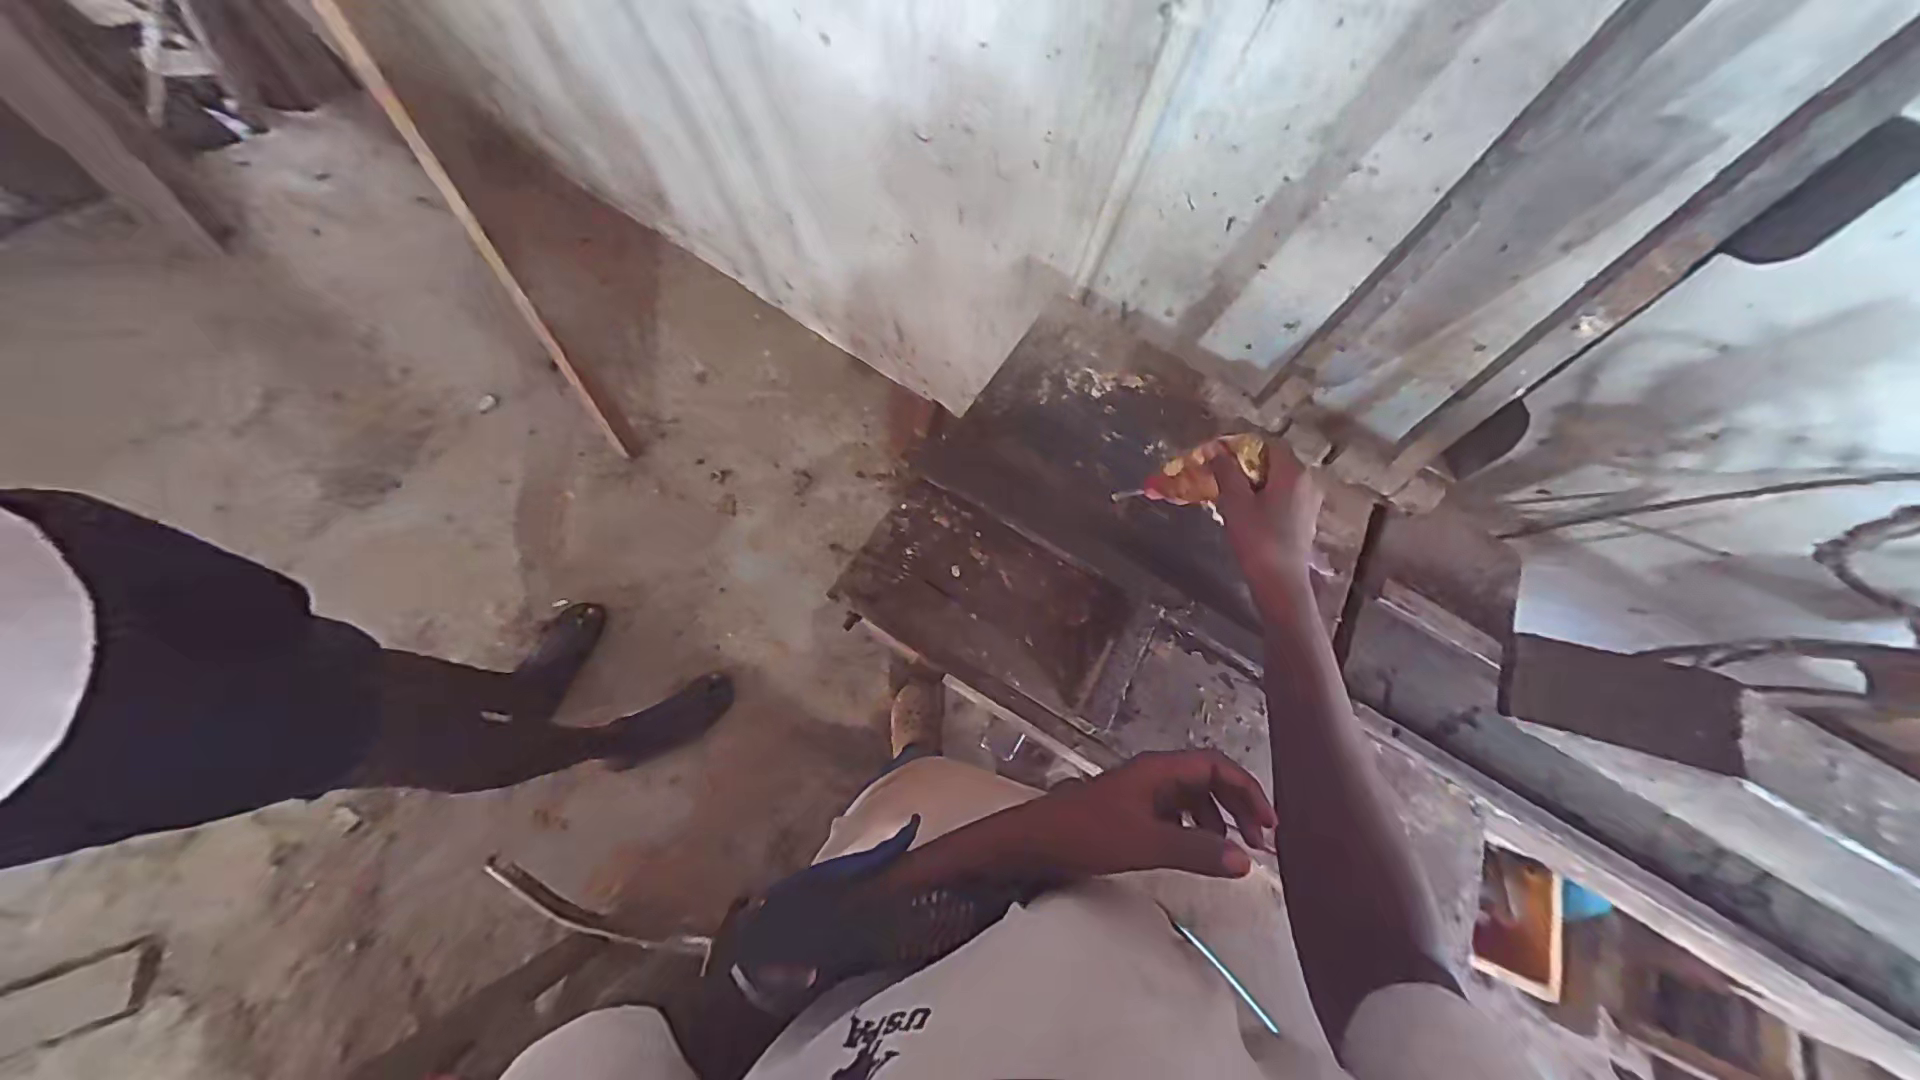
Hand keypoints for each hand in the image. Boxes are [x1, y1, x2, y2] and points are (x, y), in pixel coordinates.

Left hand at [1013, 749, 1277, 879]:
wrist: (1040, 838)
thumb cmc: (1090, 833)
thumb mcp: (1147, 843)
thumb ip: (1197, 850)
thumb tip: (1247, 860)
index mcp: (1158, 769)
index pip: (1215, 766)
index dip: (1247, 789)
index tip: (1270, 824)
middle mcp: (1153, 773)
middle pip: (1207, 778)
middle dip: (1237, 804)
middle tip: (1261, 842)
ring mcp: (1141, 790)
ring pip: (1192, 796)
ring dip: (1217, 818)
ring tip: (1233, 851)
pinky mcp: (1132, 808)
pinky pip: (1175, 811)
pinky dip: (1194, 827)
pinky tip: (1197, 849)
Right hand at [1209, 438, 1322, 593]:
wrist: (1280, 581)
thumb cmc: (1257, 538)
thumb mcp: (1235, 502)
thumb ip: (1226, 471)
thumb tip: (1215, 448)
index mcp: (1293, 471)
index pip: (1267, 442)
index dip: (1241, 444)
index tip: (1217, 454)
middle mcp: (1307, 480)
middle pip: (1273, 460)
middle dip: (1245, 463)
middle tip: (1219, 475)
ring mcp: (1309, 499)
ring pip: (1277, 479)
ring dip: (1253, 481)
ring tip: (1228, 493)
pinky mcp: (1305, 516)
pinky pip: (1282, 495)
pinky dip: (1263, 495)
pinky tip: (1246, 510)